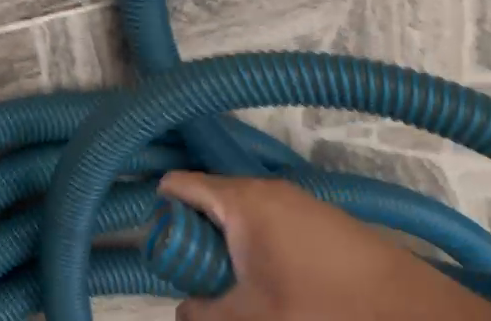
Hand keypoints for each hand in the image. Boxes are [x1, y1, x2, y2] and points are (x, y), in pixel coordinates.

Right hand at [159, 172, 490, 320]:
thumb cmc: (328, 310)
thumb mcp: (255, 320)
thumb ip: (204, 315)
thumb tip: (182, 313)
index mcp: (239, 198)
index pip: (174, 183)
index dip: (161, 214)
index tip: (169, 250)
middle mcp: (266, 187)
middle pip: (208, 198)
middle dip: (200, 234)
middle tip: (210, 274)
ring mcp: (302, 201)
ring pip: (243, 212)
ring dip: (235, 242)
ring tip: (251, 283)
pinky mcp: (329, 219)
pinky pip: (275, 221)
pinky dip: (267, 245)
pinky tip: (287, 281)